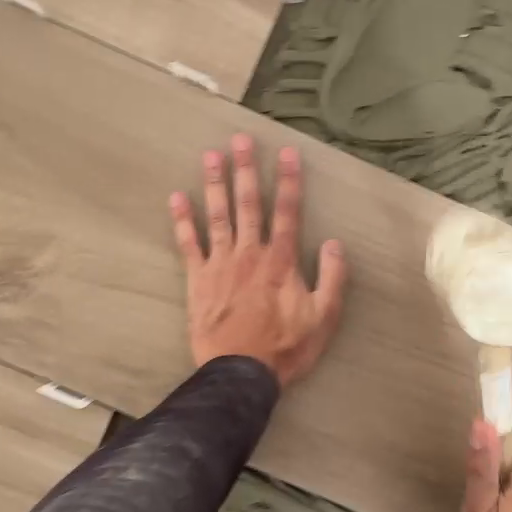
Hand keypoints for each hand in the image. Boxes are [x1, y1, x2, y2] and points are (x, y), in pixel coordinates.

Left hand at [169, 133, 346, 386]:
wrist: (240, 372)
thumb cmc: (285, 349)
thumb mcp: (323, 318)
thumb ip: (332, 278)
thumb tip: (335, 243)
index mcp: (282, 262)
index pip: (288, 212)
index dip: (289, 181)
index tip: (287, 152)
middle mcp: (251, 254)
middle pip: (249, 205)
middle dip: (246, 170)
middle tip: (240, 139)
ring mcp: (221, 265)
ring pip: (218, 216)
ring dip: (215, 184)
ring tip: (210, 155)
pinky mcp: (198, 280)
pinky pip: (188, 244)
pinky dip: (182, 221)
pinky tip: (177, 198)